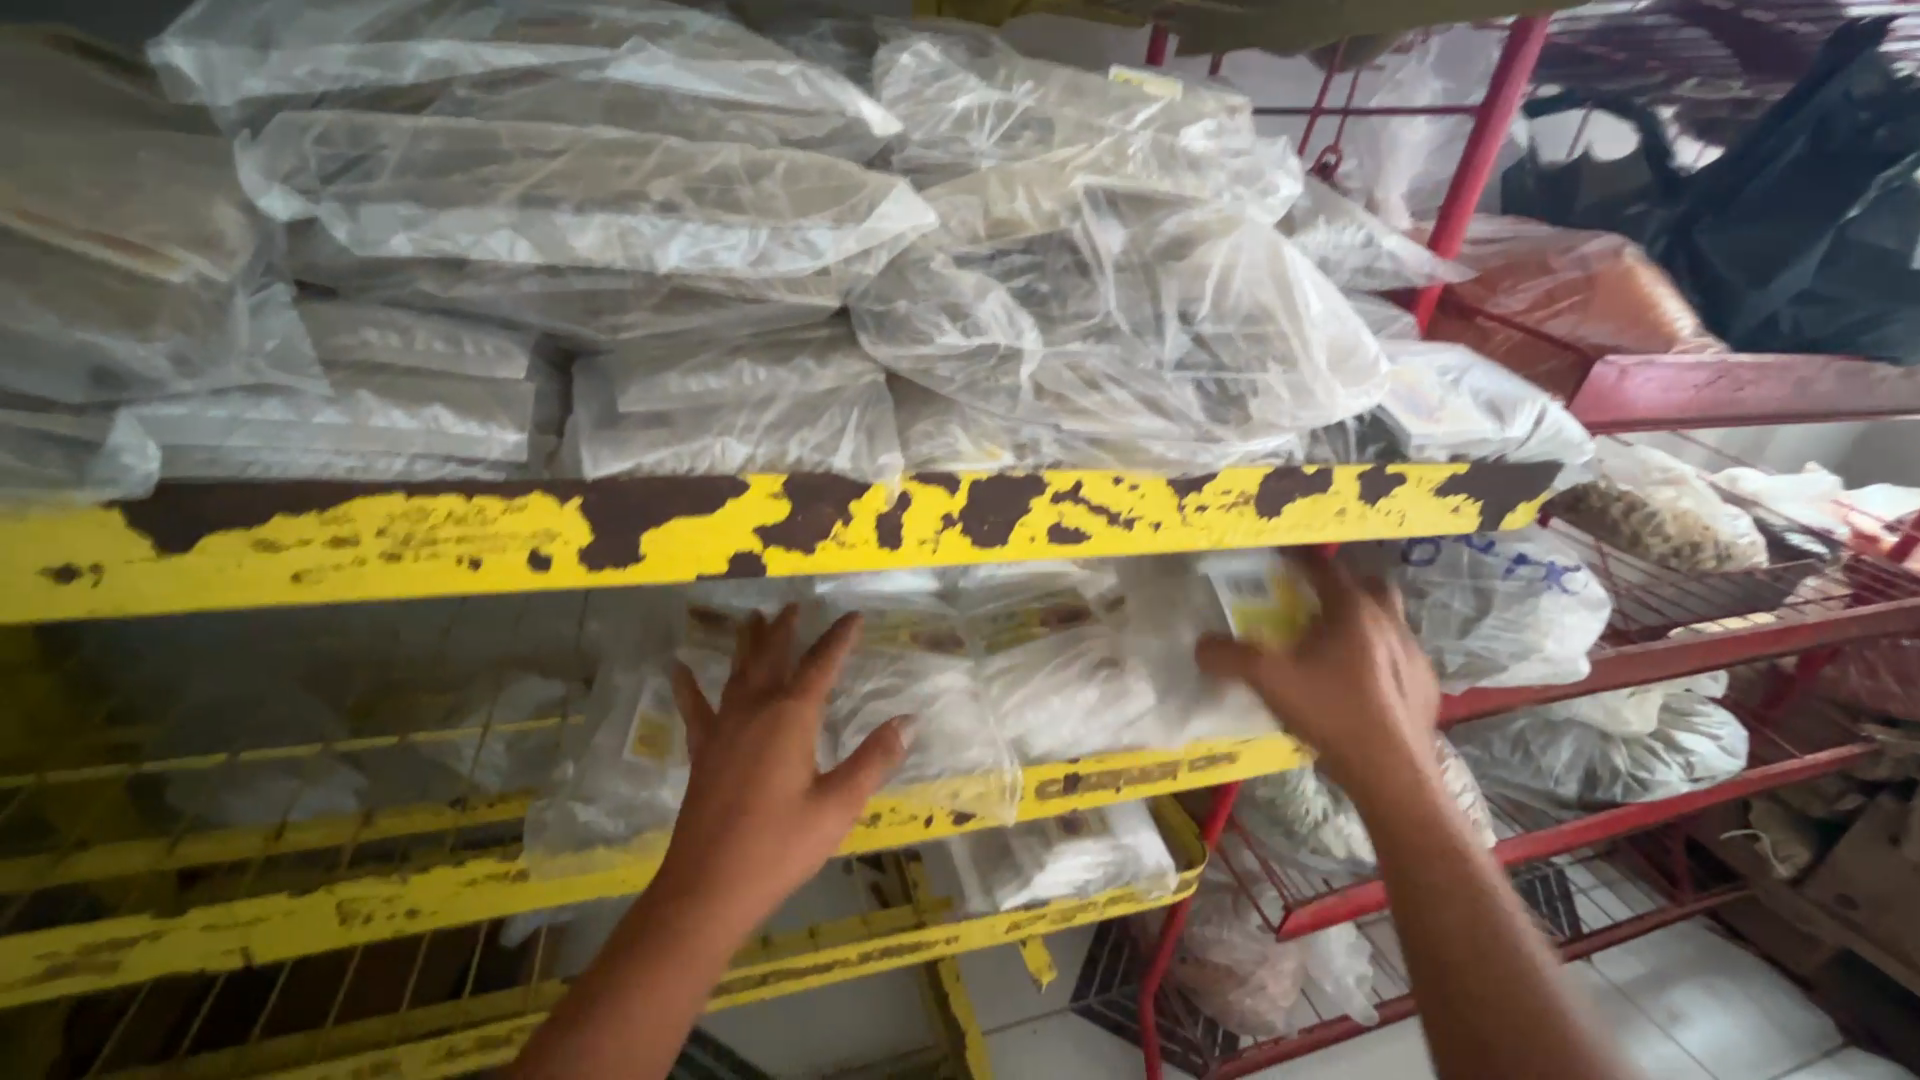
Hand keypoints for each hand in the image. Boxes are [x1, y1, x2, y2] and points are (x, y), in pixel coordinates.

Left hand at [657, 605, 907, 930]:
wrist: (708, 888)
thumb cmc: (780, 847)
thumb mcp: (838, 805)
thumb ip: (873, 760)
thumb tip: (908, 720)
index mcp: (791, 718)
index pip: (821, 665)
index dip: (839, 639)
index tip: (853, 616)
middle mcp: (754, 711)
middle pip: (771, 658)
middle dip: (785, 630)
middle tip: (794, 605)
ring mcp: (723, 729)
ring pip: (736, 673)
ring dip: (747, 644)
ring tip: (752, 619)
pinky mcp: (703, 752)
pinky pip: (696, 707)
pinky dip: (689, 685)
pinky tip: (678, 668)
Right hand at [1195, 554, 1439, 798]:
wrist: (1390, 769)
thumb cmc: (1331, 712)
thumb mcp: (1268, 681)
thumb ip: (1230, 657)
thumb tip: (1201, 646)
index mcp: (1353, 611)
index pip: (1326, 568)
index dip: (1302, 559)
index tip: (1283, 556)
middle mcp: (1390, 623)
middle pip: (1370, 586)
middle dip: (1345, 586)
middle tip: (1317, 600)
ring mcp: (1414, 654)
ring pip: (1390, 621)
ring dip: (1366, 622)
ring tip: (1337, 644)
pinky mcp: (1426, 685)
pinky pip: (1402, 657)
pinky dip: (1381, 658)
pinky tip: (1362, 683)